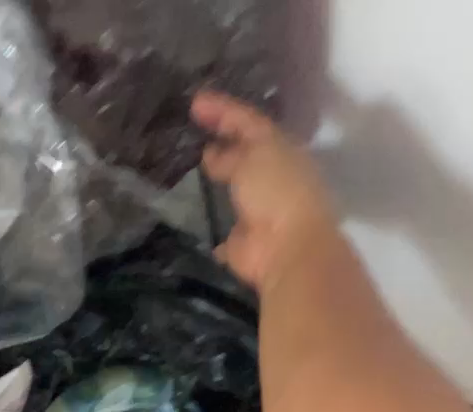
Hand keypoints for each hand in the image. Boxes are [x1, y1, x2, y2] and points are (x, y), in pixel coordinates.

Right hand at [193, 91, 335, 292]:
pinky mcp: (241, 239)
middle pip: (241, 152)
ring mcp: (255, 208)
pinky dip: (211, 218)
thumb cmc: (276, 192)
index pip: (248, 122)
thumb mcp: (253, 158)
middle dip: (220, 140)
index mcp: (277, 149)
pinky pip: (222, 224)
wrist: (285, 247)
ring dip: (215, 175)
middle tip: (191, 129)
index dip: (222, 110)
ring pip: (232, 184)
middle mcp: (269, 175)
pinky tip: (192, 211)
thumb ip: (230, 153)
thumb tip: (211, 153)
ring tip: (187, 164)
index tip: (195, 102)